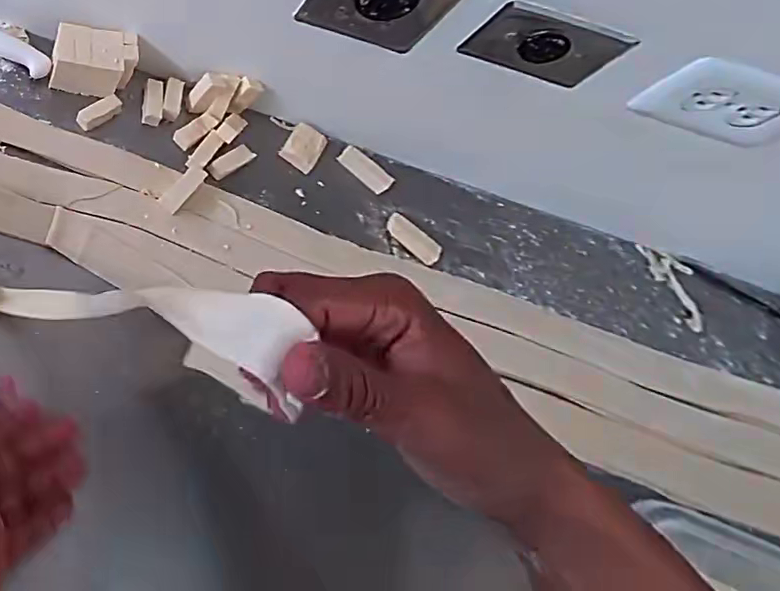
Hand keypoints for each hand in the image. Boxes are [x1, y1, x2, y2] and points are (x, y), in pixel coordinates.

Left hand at [0, 378, 85, 590]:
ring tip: (78, 468)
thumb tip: (3, 387)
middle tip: (74, 434)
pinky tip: (65, 506)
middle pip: (15, 461)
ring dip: (53, 477)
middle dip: (45, 445)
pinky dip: (48, 516)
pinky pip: (28, 531)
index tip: (45, 408)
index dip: (20, 420)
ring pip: (26, 493)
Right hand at [252, 271, 584, 526]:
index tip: (255, 370)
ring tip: (283, 405)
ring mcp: (365, 330)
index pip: (306, 294)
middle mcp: (370, 304)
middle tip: (267, 393)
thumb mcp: (416, 415)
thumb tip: (287, 362)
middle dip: (271, 341)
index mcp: (386, 300)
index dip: (272, 324)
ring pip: (296, 328)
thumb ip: (350, 386)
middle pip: (295, 304)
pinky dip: (295, 374)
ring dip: (280, 361)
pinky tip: (297, 404)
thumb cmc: (484, 443)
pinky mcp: (360, 358)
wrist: (524, 485)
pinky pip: (310, 351)